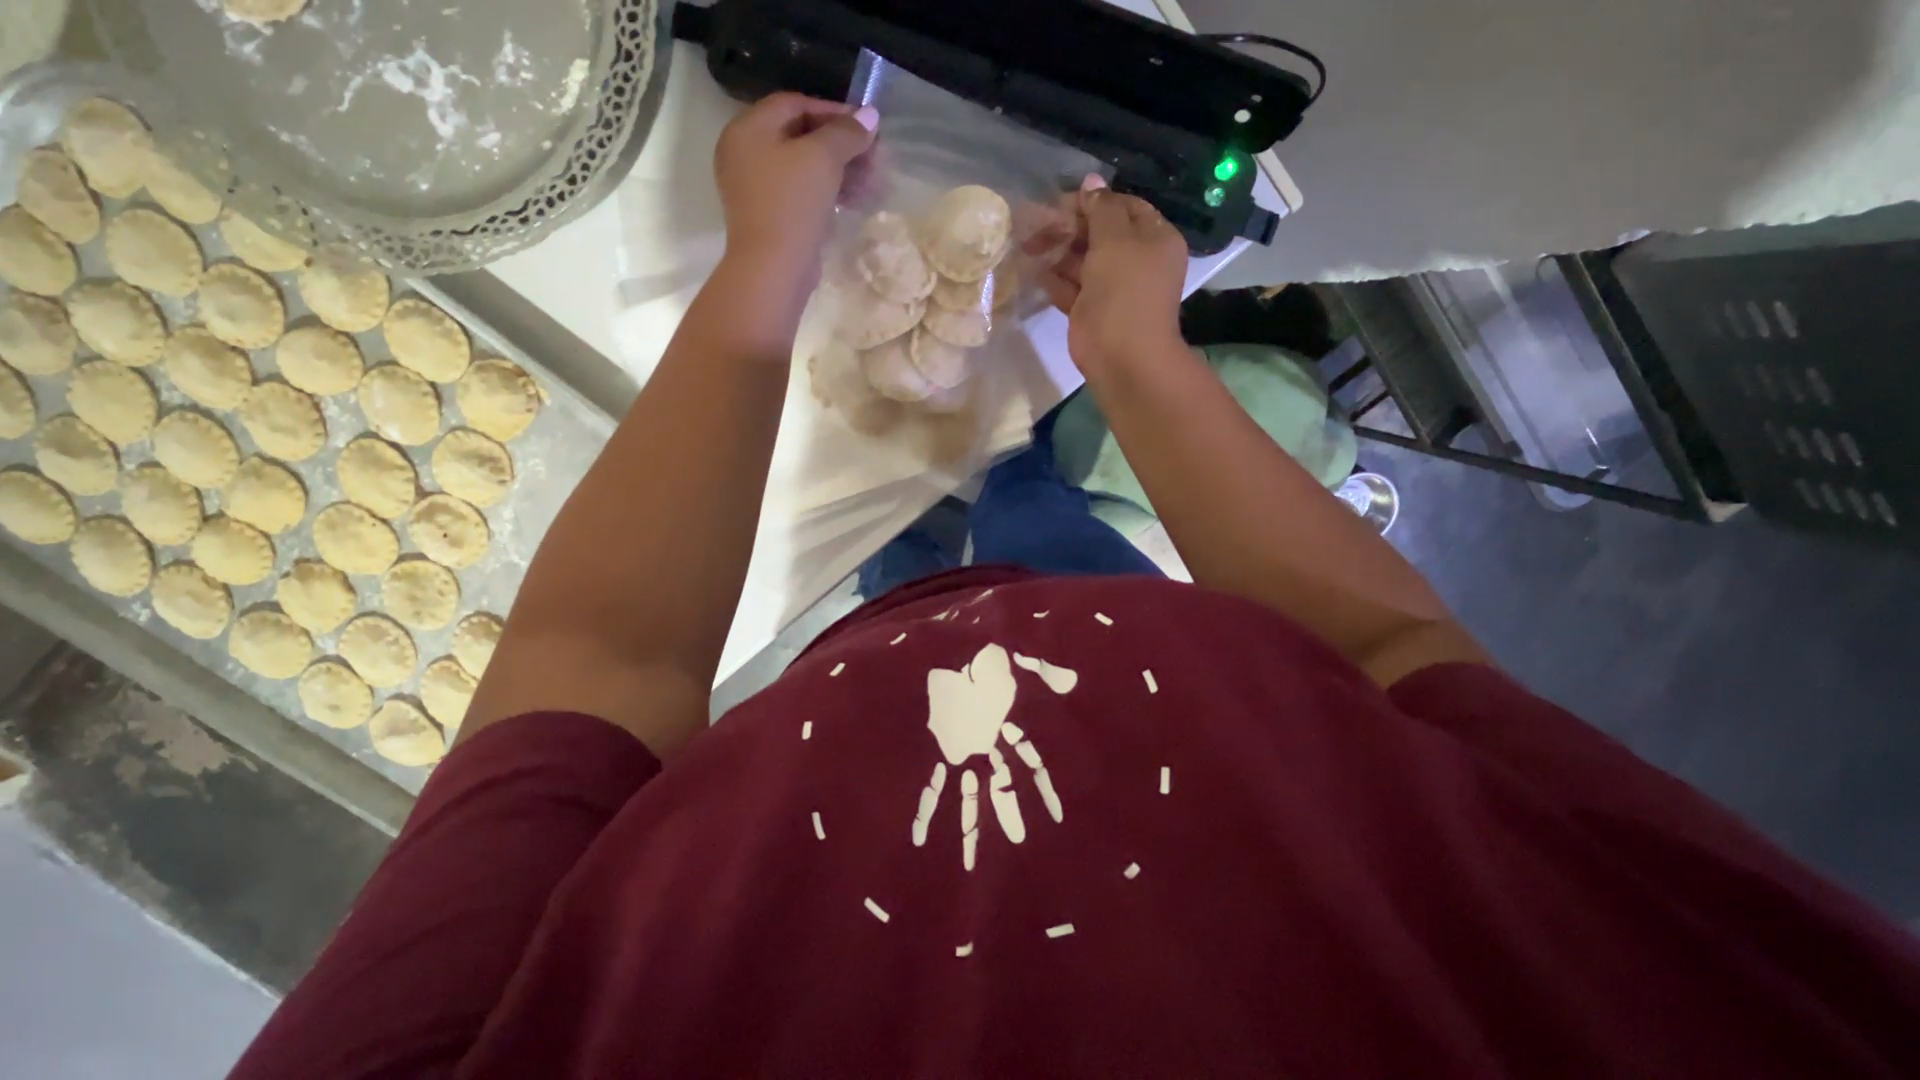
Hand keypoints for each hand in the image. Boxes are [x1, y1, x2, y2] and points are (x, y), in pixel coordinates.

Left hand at [713, 93, 877, 279]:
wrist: (773, 267)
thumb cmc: (792, 202)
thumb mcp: (823, 158)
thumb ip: (847, 132)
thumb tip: (870, 115)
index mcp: (748, 129)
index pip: (794, 104)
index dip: (833, 111)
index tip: (866, 125)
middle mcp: (744, 153)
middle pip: (800, 135)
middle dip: (841, 144)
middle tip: (873, 155)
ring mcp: (755, 187)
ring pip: (804, 166)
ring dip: (841, 169)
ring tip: (872, 180)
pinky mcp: (769, 214)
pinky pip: (801, 191)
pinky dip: (828, 190)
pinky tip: (855, 197)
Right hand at [1033, 177, 1189, 370]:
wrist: (1123, 356)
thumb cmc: (1125, 290)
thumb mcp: (1115, 238)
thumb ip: (1101, 208)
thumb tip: (1091, 181)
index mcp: (1155, 238)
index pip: (1125, 206)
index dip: (1094, 200)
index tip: (1062, 201)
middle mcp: (1138, 260)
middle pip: (1100, 232)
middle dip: (1069, 226)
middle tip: (1037, 223)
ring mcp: (1114, 287)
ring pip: (1082, 259)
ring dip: (1057, 250)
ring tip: (1027, 243)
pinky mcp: (1092, 309)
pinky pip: (1071, 286)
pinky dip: (1053, 277)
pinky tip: (1031, 268)